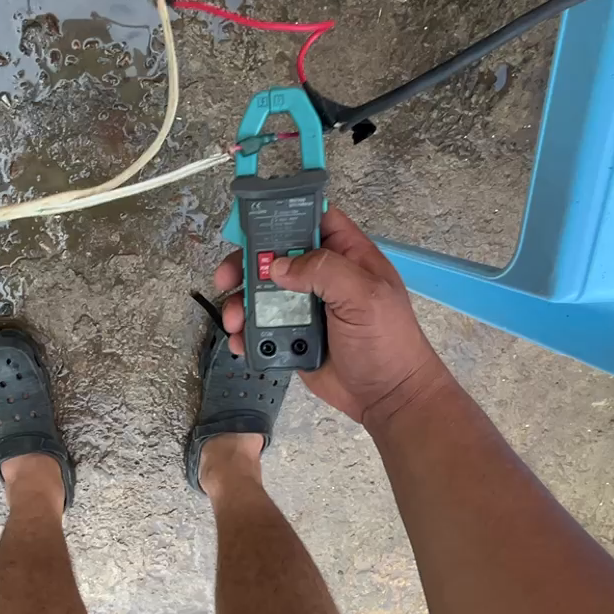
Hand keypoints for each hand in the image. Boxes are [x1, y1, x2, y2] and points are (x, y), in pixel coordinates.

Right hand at [214, 207, 452, 426]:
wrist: (386, 397)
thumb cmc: (387, 342)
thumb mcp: (364, 297)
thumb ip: (325, 271)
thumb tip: (279, 266)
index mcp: (347, 257)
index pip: (315, 221)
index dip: (285, 217)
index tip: (253, 224)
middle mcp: (322, 278)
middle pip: (276, 257)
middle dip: (246, 265)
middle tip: (225, 278)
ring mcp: (305, 308)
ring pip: (262, 294)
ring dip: (241, 304)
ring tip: (234, 322)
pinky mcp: (292, 337)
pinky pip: (261, 329)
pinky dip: (245, 334)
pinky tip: (240, 343)